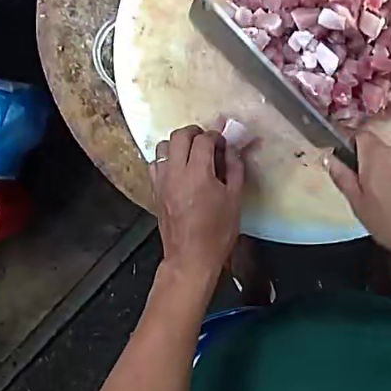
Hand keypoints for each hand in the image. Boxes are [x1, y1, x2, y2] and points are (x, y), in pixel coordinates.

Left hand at [149, 125, 247, 289]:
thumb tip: (233, 148)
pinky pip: (155, 164)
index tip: (224, 143)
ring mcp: (162, 181)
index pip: (204, 139)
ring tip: (193, 154)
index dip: (216, 136)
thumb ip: (235, 168)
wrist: (191, 258)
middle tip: (208, 142)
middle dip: (195, 133)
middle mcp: (176, 173)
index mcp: (199, 174)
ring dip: (179, 144)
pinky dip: (167, 159)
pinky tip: (179, 169)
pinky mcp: (155, 190)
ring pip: (163, 146)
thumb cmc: (218, 231)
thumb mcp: (235, 198)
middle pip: (179, 136)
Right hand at [327, 133, 390, 264]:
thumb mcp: (360, 205)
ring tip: (387, 207)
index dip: (349, 148)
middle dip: (368, 169)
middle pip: (376, 151)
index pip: (358, 135)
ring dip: (386, 178)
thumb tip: (330, 158)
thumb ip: (343, 178)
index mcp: (378, 154)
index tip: (346, 168)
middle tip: (366, 196)